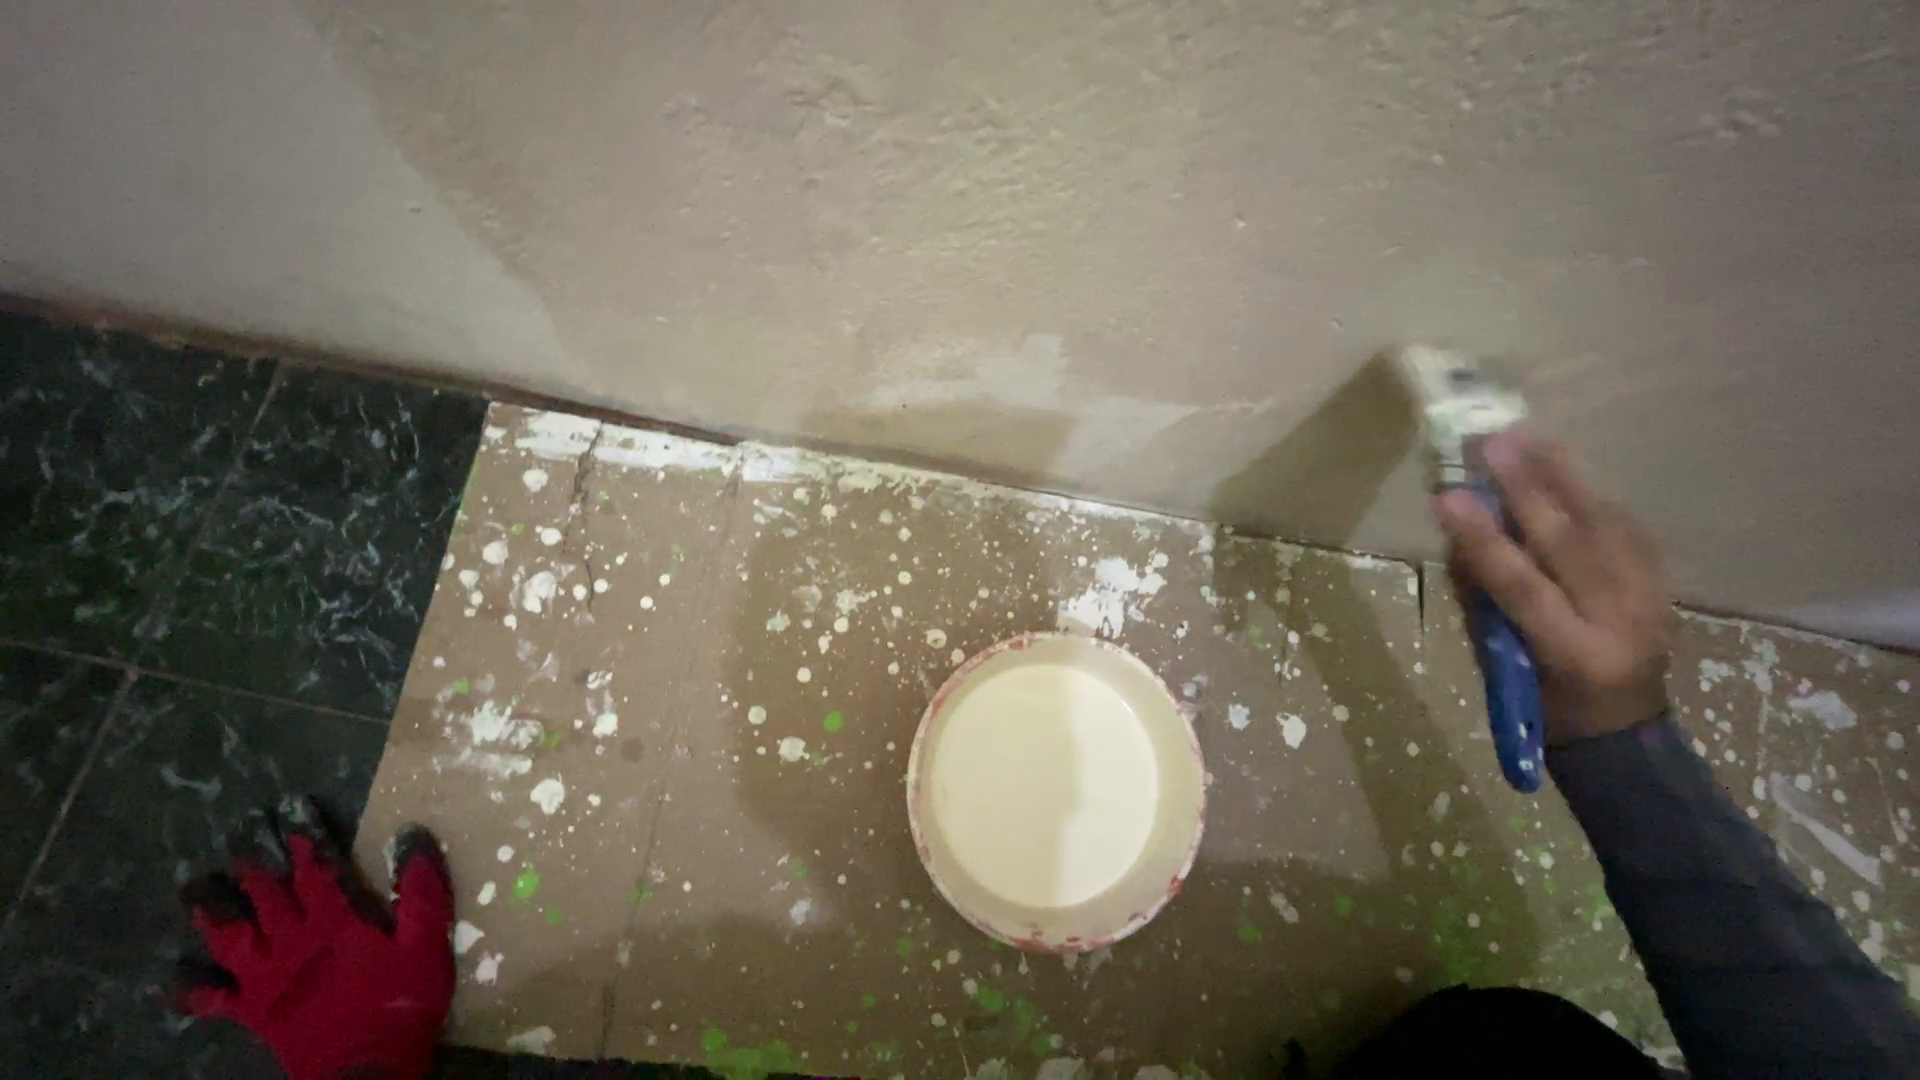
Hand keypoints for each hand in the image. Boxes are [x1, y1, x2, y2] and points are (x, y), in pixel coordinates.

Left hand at [175, 798, 453, 1079]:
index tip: (292, 806)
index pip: (314, 869)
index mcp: (335, 922)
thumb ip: (421, 888)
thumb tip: (411, 835)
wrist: (367, 1067)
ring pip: (229, 936)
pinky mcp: (253, 1011)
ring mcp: (266, 979)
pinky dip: (190, 986)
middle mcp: (292, 943)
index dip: (302, 836)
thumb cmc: (403, 998)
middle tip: (241, 827)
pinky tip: (173, 973)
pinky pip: (212, 999)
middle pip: (266, 893)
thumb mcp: (427, 938)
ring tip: (195, 884)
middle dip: (254, 857)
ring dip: (211, 908)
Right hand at [1431, 430, 1672, 745]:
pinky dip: (1593, 496)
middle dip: (1528, 490)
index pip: (1523, 585)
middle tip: (1493, 445)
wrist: (1622, 730)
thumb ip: (1482, 598)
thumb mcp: (1497, 660)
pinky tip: (1566, 470)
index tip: (1446, 496)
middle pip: (1574, 544)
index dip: (1484, 539)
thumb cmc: (1539, 703)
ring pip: (1609, 526)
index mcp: (1572, 652)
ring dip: (1565, 478)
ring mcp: (1653, 600)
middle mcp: (1622, 621)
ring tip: (1529, 438)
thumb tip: (1462, 533)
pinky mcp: (1665, 585)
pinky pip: (1628, 529)